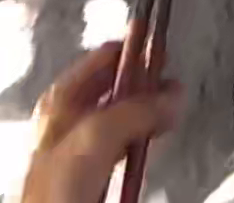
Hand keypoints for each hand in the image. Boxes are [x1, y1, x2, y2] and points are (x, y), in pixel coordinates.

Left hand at [21, 42, 183, 202]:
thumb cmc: (58, 186)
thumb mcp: (99, 134)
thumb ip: (139, 110)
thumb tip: (175, 95)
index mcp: (61, 97)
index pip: (105, 55)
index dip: (135, 48)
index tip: (162, 46)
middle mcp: (69, 116)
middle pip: (116, 85)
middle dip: (146, 82)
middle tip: (172, 82)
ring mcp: (79, 148)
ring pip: (122, 115)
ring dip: (148, 110)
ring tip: (172, 110)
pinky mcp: (91, 175)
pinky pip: (124, 145)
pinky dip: (142, 138)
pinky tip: (154, 141)